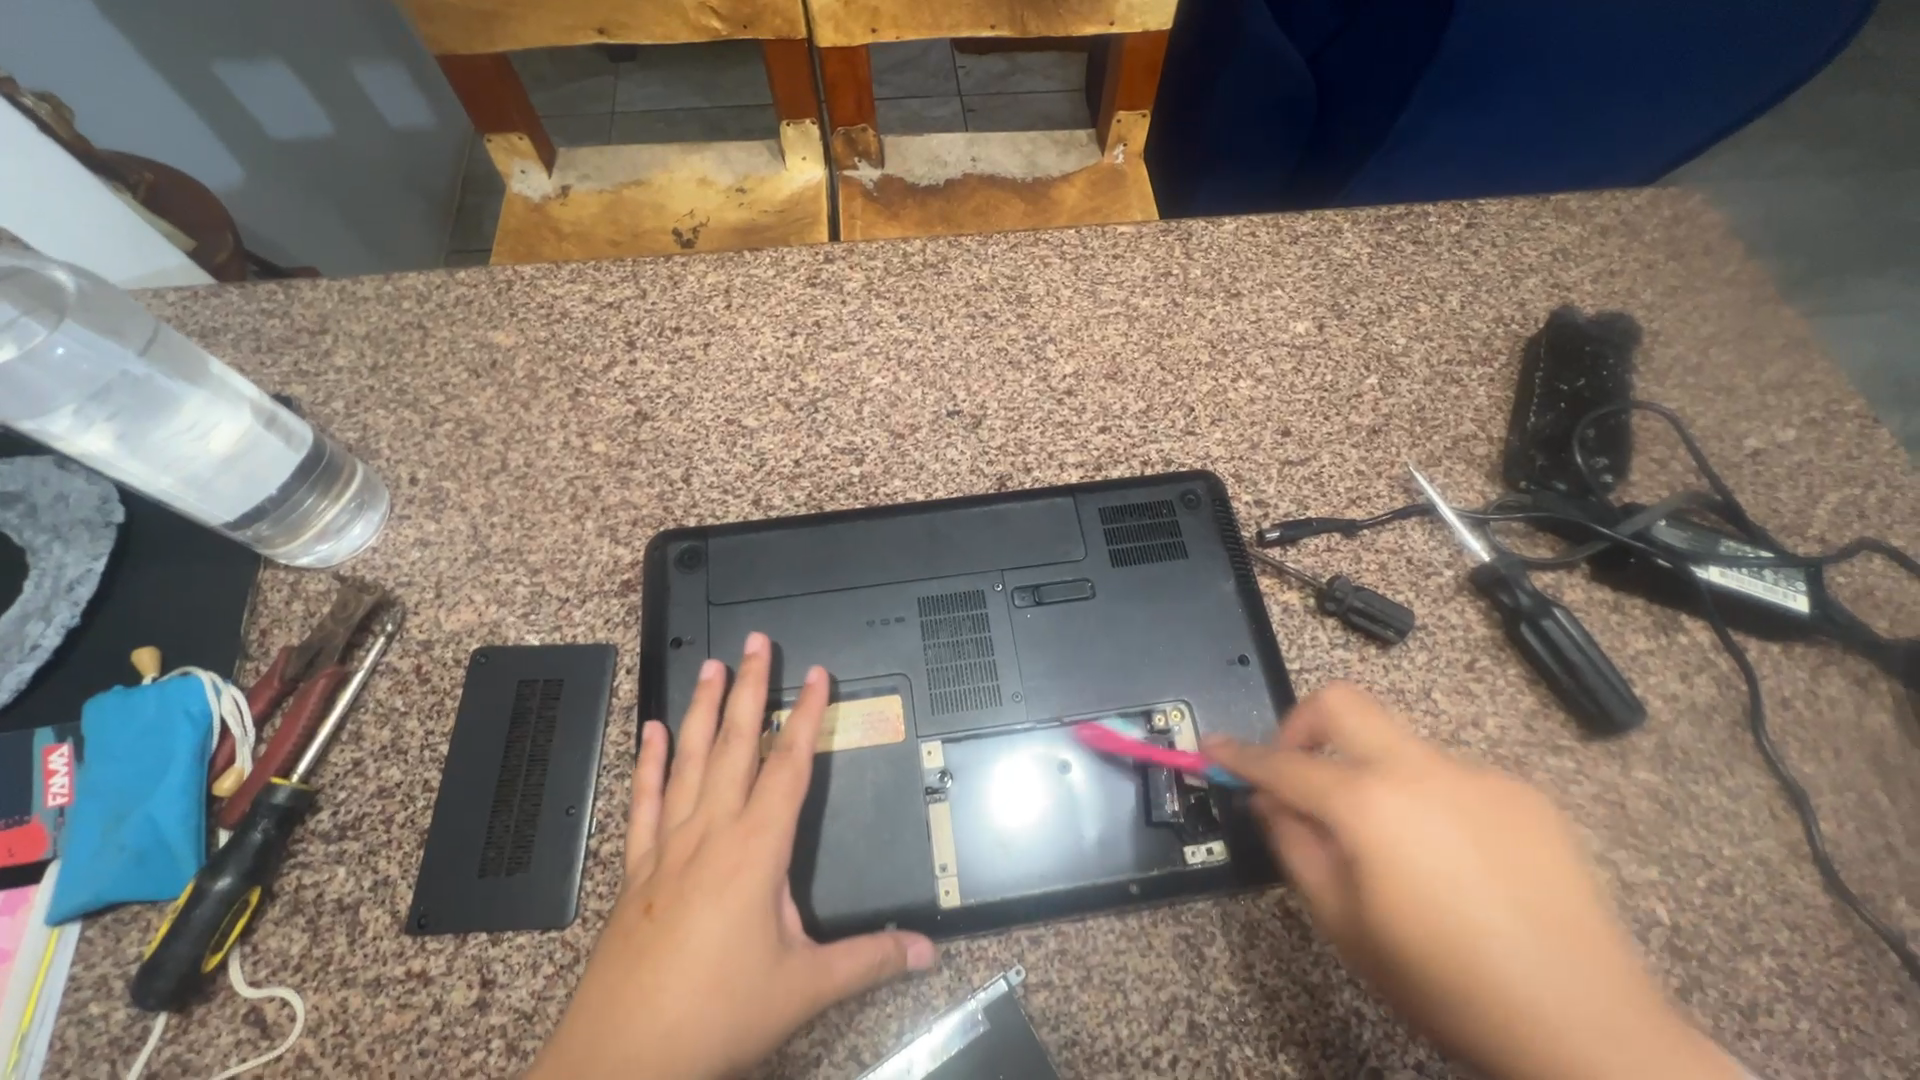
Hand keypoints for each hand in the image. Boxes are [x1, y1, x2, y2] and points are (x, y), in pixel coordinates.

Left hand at [531, 633, 937, 1079]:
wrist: (622, 1057)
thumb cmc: (714, 1014)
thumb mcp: (805, 988)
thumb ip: (870, 961)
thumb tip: (926, 951)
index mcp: (755, 851)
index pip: (789, 765)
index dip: (806, 715)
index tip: (816, 673)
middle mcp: (709, 835)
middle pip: (736, 744)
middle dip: (751, 689)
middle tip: (757, 643)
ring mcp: (667, 848)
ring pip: (689, 761)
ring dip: (704, 711)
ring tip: (713, 668)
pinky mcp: (636, 870)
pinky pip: (644, 802)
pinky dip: (650, 763)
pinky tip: (652, 732)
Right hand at [1205, 683, 1742, 1079]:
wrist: (1585, 1026)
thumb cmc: (1443, 983)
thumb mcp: (1343, 924)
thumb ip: (1295, 847)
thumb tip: (1272, 801)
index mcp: (1370, 805)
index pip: (1284, 765)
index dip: (1239, 756)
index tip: (1212, 748)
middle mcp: (1422, 770)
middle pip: (1343, 702)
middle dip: (1301, 724)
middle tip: (1295, 772)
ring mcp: (1480, 776)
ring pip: (1399, 746)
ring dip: (1370, 774)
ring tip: (1388, 845)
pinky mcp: (1524, 795)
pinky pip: (1451, 777)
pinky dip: (1425, 799)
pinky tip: (1449, 861)